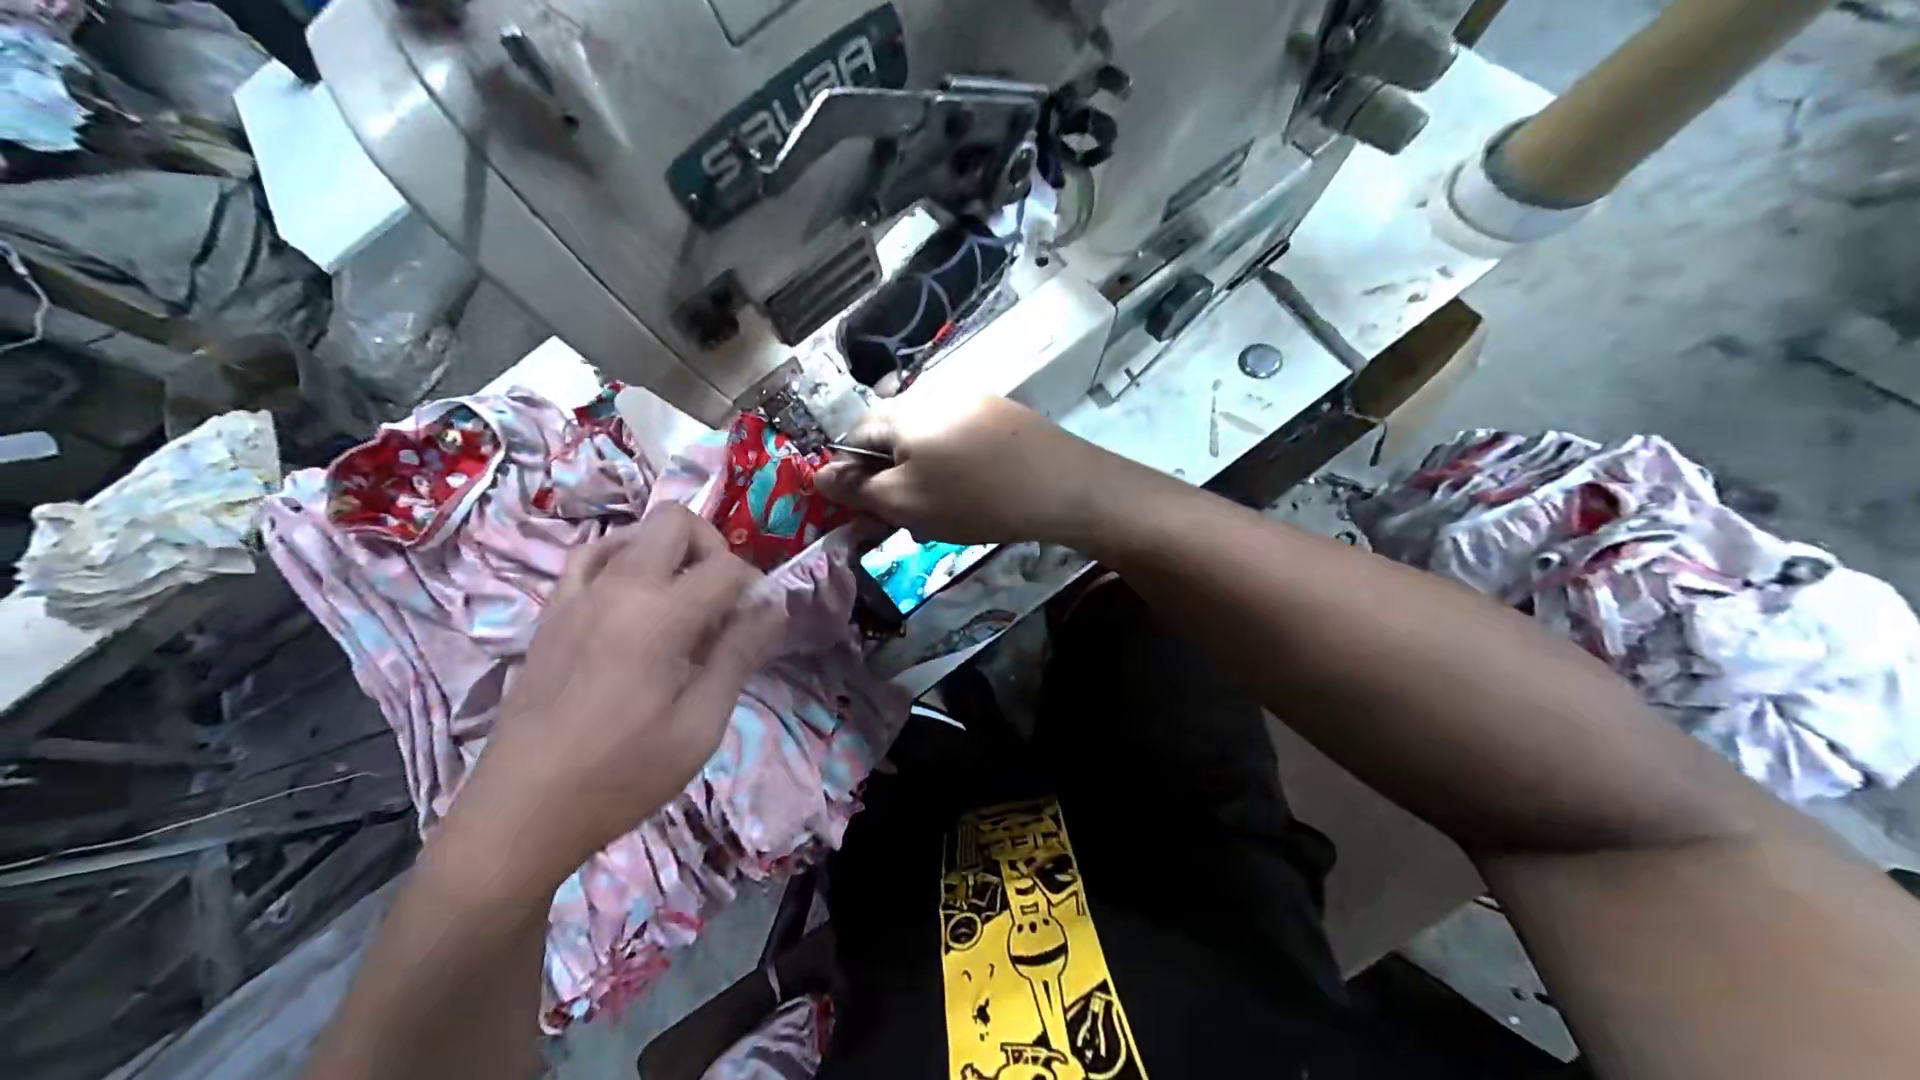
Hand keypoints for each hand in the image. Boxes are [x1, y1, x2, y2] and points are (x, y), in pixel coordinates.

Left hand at [447, 505, 783, 889]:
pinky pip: (588, 557)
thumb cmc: (624, 774)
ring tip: (682, 599)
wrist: (522, 811)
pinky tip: (632, 595)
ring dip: (669, 550)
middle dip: (713, 547)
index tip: (758, 621)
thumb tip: (774, 605)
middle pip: (677, 522)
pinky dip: (621, 557)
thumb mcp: (701, 724)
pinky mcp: (551, 613)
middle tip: (722, 599)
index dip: (754, 586)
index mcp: (661, 615)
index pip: (727, 567)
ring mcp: (578, 595)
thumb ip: (739, 654)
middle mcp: (618, 587)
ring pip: (633, 531)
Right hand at [814, 396, 1128, 545]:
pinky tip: (978, 496)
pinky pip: (963, 442)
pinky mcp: (1005, 415)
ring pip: (930, 443)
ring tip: (945, 515)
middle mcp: (935, 395)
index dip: (852, 476)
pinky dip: (958, 469)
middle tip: (910, 520)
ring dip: (926, 478)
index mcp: (903, 413)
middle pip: (894, 439)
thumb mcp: (904, 502)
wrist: (1064, 487)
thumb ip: (857, 490)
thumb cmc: (972, 498)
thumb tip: (817, 476)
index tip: (868, 511)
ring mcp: (975, 401)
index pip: (855, 437)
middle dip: (893, 480)